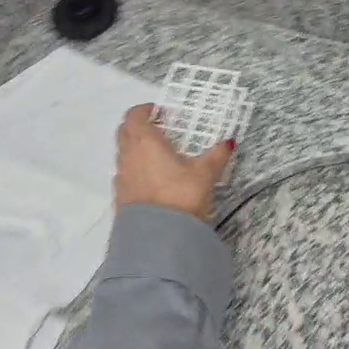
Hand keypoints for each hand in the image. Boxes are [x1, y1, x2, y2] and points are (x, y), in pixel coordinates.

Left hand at [113, 104, 233, 221]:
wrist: (158, 238)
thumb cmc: (180, 195)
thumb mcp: (205, 173)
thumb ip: (216, 155)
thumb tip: (229, 142)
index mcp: (145, 142)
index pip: (134, 115)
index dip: (145, 110)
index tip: (160, 112)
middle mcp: (128, 156)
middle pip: (125, 132)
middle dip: (139, 127)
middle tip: (159, 130)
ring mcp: (121, 177)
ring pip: (123, 154)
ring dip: (136, 149)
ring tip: (159, 156)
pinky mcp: (120, 198)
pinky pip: (125, 174)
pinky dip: (136, 170)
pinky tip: (154, 180)